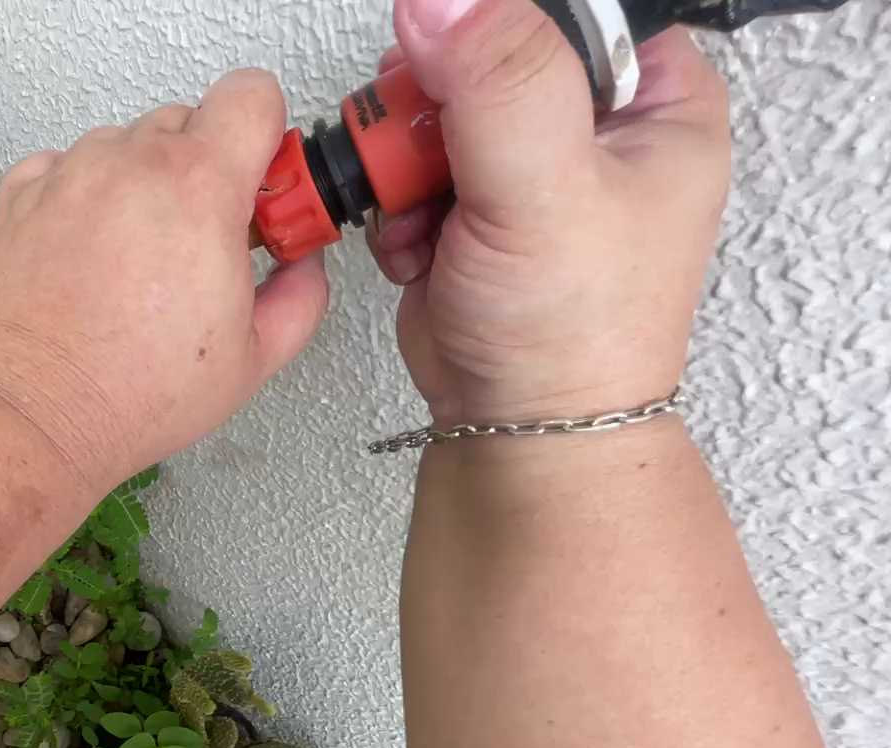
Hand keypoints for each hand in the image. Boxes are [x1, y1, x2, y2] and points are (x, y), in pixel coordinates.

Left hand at [0, 69, 329, 490]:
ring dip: (132, 187)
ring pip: (118, 148)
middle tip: (188, 244)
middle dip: (196, 175)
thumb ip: (299, 297)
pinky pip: (58, 170)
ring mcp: (65, 180)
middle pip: (182, 124)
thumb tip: (301, 267)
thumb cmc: (127, 398)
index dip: (261, 141)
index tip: (252, 195)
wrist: (30, 418)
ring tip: (124, 262)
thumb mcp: (251, 362)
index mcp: (198, 187)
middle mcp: (127, 167)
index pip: (251, 95)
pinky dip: (74, 197)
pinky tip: (80, 253)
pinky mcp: (16, 204)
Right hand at [368, 0, 730, 424]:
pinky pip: (405, 189)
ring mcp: (511, 183)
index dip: (488, 44)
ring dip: (403, 177)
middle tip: (421, 162)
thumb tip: (438, 1)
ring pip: (428, 135)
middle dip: (427, 123)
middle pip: (476, 74)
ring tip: (420, 224)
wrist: (514, 416)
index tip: (444, 84)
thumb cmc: (570, 324)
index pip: (554, 20)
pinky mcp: (458, 225)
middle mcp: (577, 135)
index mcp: (642, 100)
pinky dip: (393, 220)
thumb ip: (497, 84)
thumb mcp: (544, 186)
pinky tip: (414, 252)